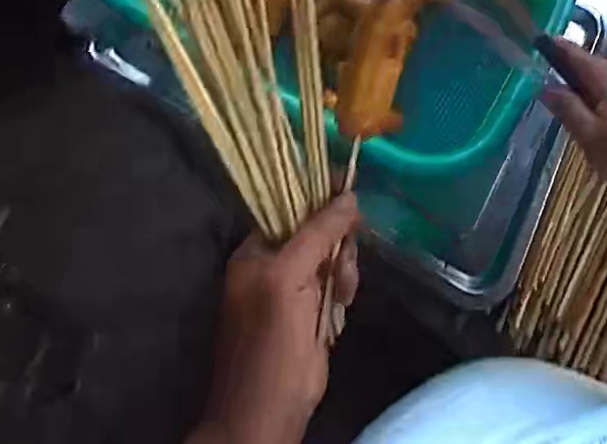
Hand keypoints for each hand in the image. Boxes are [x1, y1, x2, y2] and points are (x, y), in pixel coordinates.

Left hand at [192, 194, 359, 443]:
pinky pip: (338, 277)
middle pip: (319, 227)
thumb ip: (318, 232)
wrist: (268, 415)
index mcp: (256, 251)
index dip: (320, 195)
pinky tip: (342, 303)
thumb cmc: (270, 343)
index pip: (291, 204)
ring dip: (345, 267)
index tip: (349, 191)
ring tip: (343, 292)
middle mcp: (274, 262)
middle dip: (338, 241)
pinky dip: (344, 285)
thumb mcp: (289, 278)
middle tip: (342, 263)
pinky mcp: (312, 307)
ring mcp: (294, 286)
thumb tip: (350, 195)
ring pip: (334, 252)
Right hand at [537, 39, 606, 218]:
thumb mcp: (590, 139)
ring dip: (590, 88)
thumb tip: (546, 85)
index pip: (578, 55)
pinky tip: (602, 124)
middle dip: (573, 70)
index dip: (558, 48)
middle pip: (596, 67)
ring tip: (571, 105)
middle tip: (548, 80)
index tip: (539, 42)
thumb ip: (568, 108)